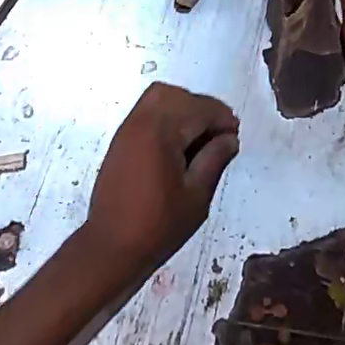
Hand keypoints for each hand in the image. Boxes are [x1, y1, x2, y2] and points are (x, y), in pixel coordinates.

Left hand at [82, 82, 238, 273]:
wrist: (110, 249)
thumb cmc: (157, 226)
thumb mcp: (196, 196)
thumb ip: (215, 160)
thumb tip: (229, 139)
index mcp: (161, 132)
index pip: (199, 109)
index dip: (221, 118)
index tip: (234, 135)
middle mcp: (141, 123)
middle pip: (178, 95)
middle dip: (203, 108)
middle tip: (219, 133)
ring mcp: (127, 130)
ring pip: (160, 97)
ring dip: (184, 108)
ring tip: (200, 136)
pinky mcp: (120, 141)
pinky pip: (147, 112)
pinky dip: (167, 116)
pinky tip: (180, 144)